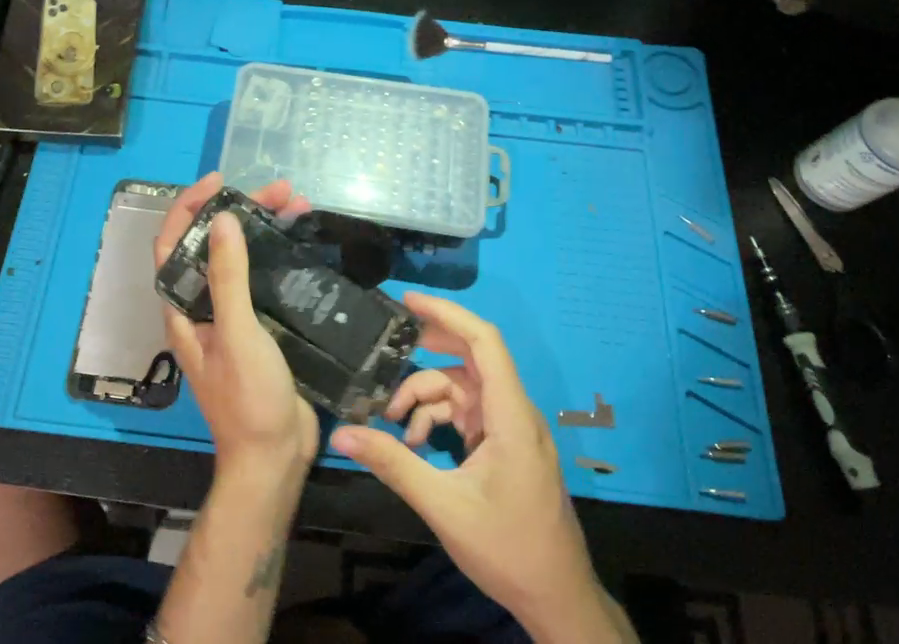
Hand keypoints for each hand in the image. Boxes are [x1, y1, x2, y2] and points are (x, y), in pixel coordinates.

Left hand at [155, 173, 317, 483]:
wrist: (274, 457)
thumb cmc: (247, 398)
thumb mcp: (236, 333)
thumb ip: (228, 277)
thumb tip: (222, 218)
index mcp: (183, 309)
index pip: (172, 244)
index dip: (189, 207)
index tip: (221, 181)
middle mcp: (203, 309)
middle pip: (213, 246)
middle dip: (241, 213)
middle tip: (281, 191)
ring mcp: (233, 318)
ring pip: (243, 260)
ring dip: (265, 230)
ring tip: (300, 206)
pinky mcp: (262, 328)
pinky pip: (266, 281)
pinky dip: (282, 257)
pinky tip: (305, 244)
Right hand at [330, 293, 615, 641]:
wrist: (557, 597)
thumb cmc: (507, 549)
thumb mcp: (443, 506)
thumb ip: (393, 463)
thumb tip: (341, 432)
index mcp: (511, 416)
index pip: (485, 343)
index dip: (447, 315)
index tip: (407, 301)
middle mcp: (516, 413)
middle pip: (472, 359)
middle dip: (427, 352)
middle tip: (386, 351)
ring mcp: (514, 430)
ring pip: (465, 390)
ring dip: (427, 398)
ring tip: (392, 426)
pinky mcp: (508, 448)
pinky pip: (471, 415)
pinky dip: (440, 421)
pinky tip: (416, 446)